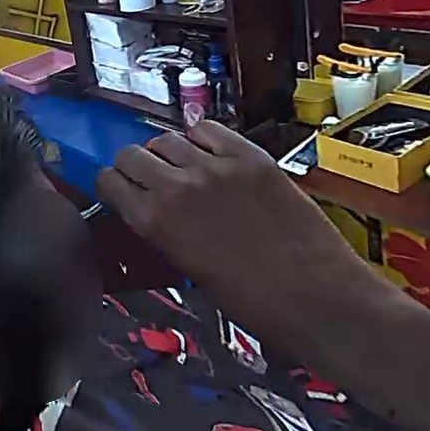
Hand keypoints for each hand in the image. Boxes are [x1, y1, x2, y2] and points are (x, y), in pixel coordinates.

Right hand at [95, 121, 379, 348]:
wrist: (320, 301)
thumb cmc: (252, 301)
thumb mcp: (188, 268)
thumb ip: (162, 229)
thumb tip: (151, 207)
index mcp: (154, 222)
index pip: (109, 180)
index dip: (113, 184)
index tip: (122, 189)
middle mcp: (175, 188)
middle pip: (131, 154)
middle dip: (134, 166)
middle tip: (151, 178)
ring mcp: (214, 167)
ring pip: (166, 138)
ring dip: (167, 153)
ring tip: (185, 168)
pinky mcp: (250, 157)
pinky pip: (208, 129)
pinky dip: (202, 138)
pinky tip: (212, 155)